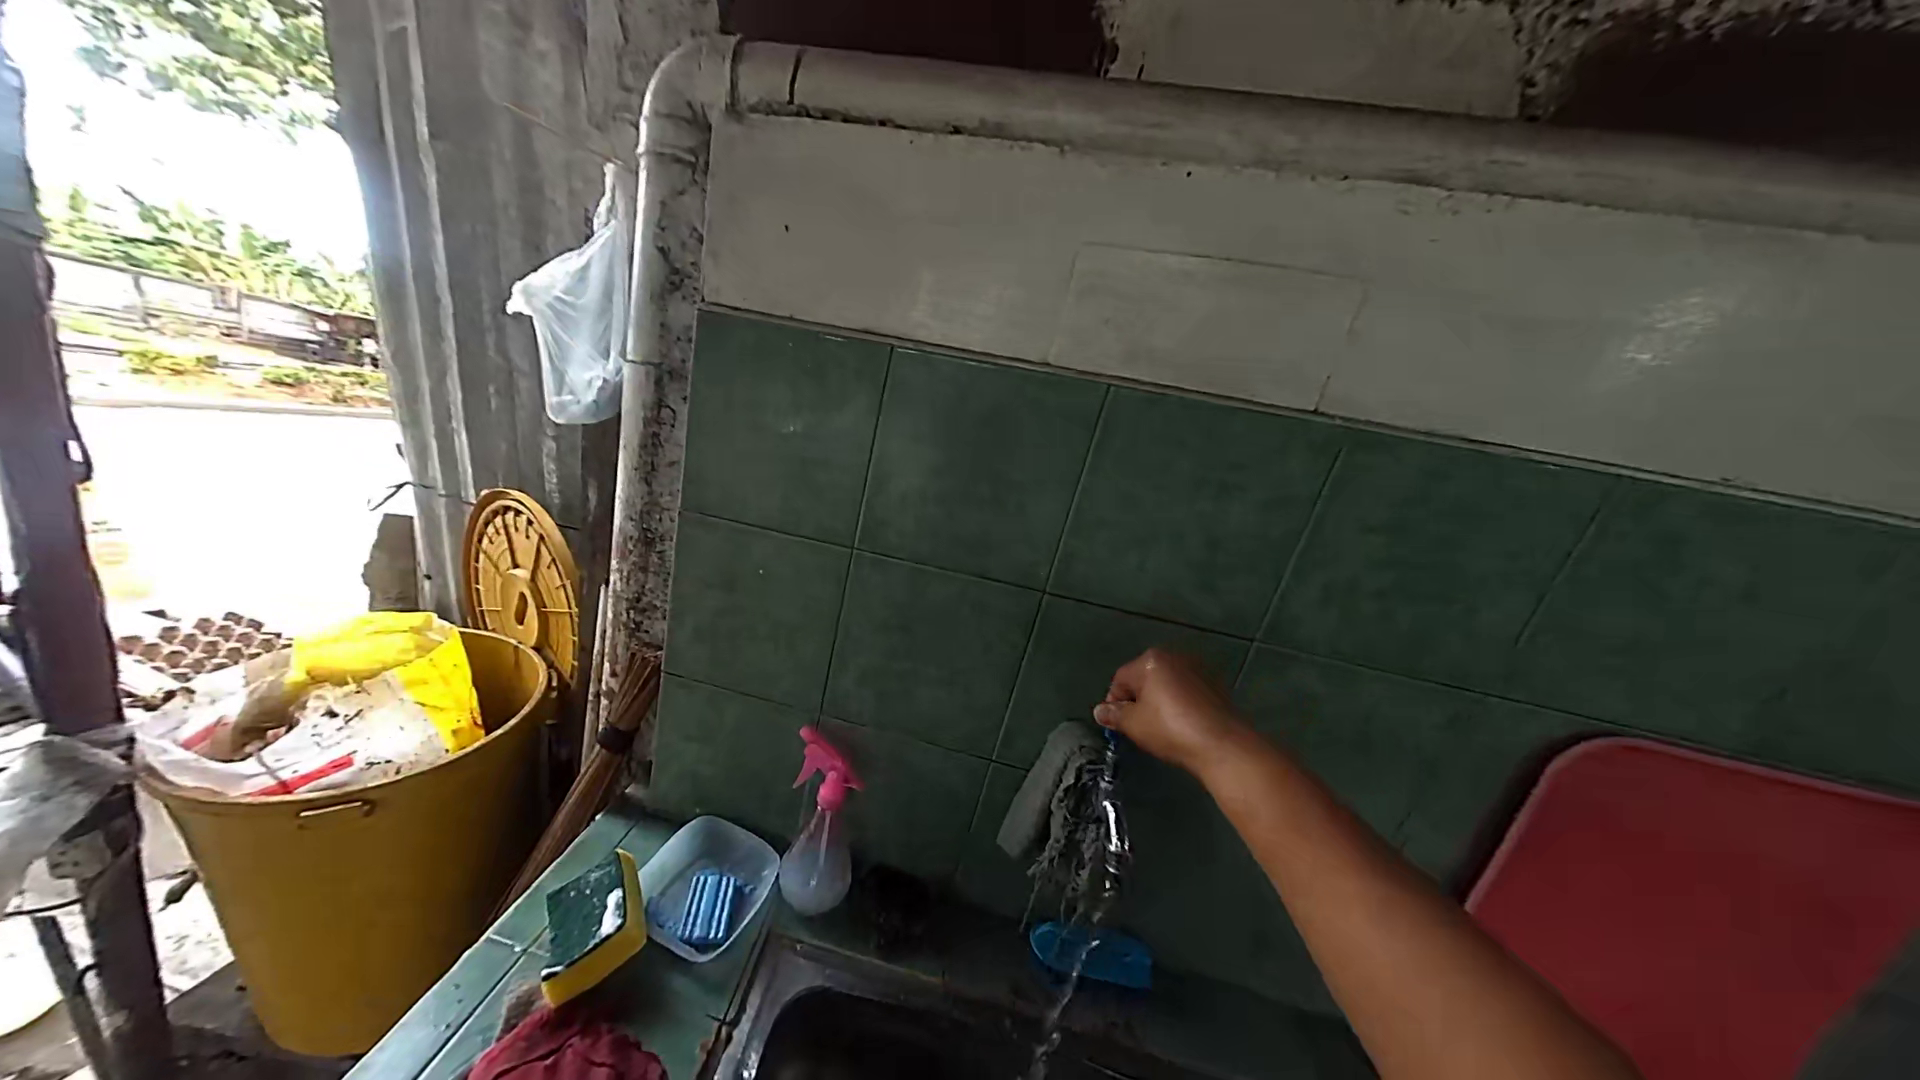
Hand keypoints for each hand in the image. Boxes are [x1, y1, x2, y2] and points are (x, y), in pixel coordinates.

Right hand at [1092, 647, 1251, 776]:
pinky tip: (1182, 724)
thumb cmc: (1170, 729)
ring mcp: (1197, 668)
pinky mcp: (1215, 684)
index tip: (1118, 725)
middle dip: (1138, 699)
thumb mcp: (1134, 724)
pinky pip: (1186, 690)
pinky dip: (1180, 703)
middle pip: (1144, 677)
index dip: (1115, 703)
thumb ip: (1114, 715)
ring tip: (1161, 726)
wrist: (1222, 744)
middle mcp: (1173, 657)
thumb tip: (1100, 711)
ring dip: (1159, 700)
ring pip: (1166, 683)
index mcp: (1150, 661)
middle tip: (1139, 726)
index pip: (1120, 679)